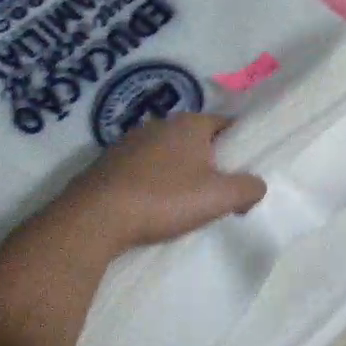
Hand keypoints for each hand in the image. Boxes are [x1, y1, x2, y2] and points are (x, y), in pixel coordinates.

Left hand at [51, 112, 266, 251]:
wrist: (90, 222)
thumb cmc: (164, 199)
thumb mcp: (222, 196)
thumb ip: (251, 188)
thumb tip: (255, 187)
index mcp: (189, 123)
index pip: (227, 125)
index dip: (241, 146)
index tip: (244, 170)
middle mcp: (158, 125)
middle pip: (196, 141)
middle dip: (209, 162)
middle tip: (219, 190)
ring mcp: (125, 144)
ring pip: (166, 156)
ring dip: (178, 174)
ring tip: (184, 203)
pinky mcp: (102, 167)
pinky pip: (140, 172)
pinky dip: (150, 185)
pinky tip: (151, 209)